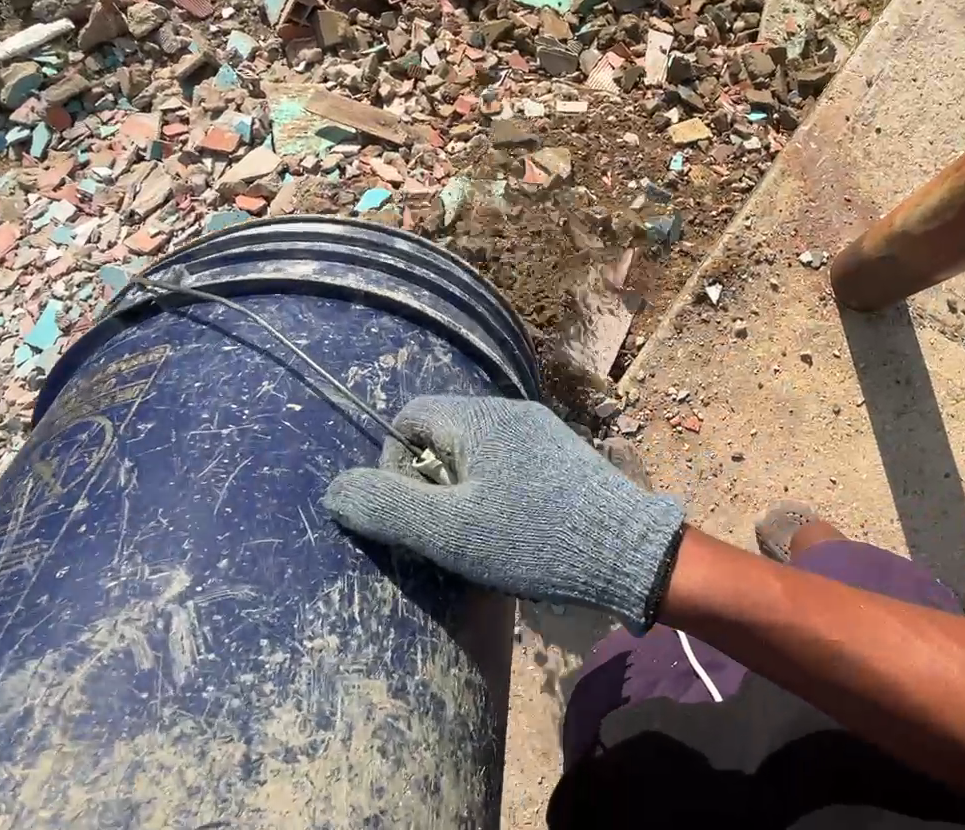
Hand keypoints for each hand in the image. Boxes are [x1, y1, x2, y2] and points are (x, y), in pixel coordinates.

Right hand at [322, 396, 685, 631]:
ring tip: (484, 534)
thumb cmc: (534, 539)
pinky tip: (516, 528)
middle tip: (450, 529)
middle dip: (432, 481)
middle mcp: (512, 412)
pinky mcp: (563, 453)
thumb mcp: (449, 531)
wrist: (627, 551)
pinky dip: (497, 491)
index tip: (417, 511)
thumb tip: (336, 488)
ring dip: (464, 491)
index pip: (410, 418)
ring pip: (477, 451)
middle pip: (443, 434)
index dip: (395, 463)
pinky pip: (509, 462)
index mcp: (481, 418)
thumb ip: (388, 506)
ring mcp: (542, 431)